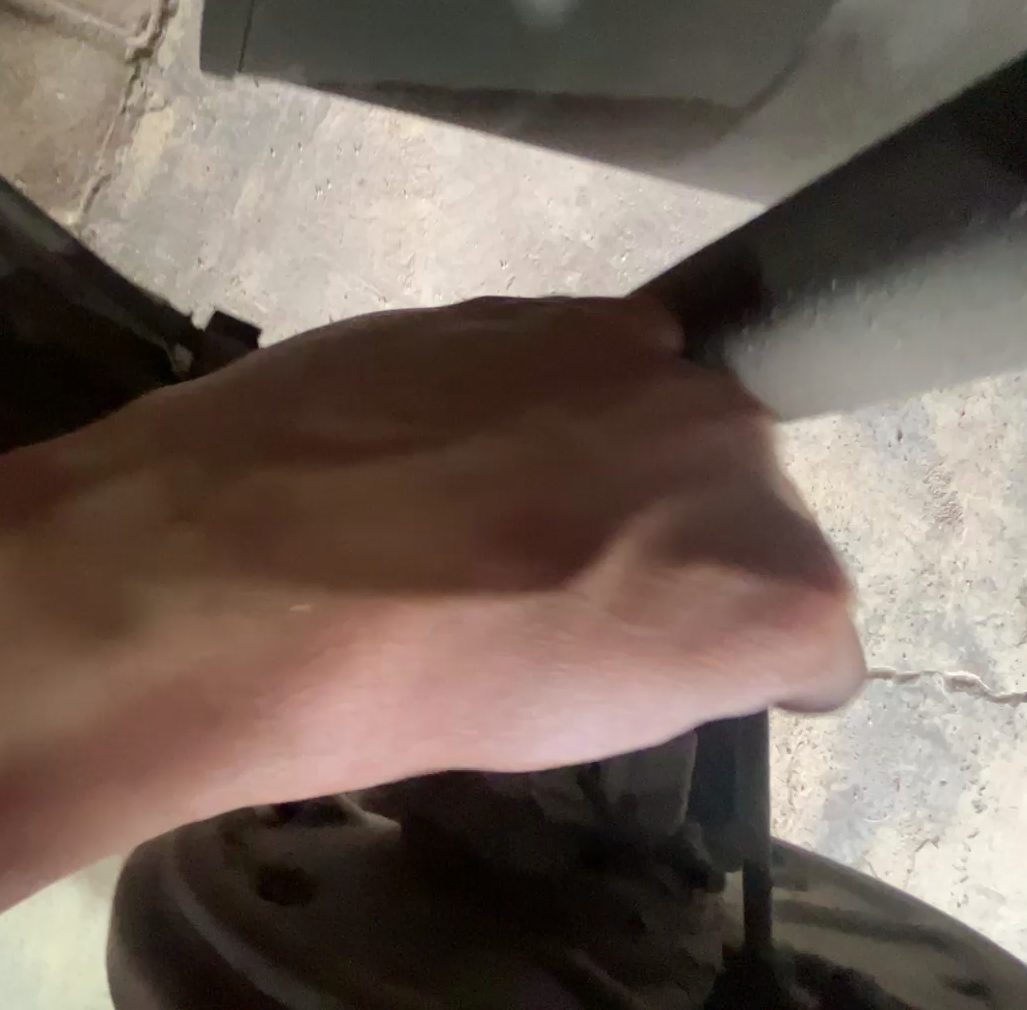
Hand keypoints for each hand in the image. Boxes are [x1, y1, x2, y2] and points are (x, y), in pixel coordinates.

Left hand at [0, 295, 864, 815]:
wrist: (231, 566)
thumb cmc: (400, 690)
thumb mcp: (555, 723)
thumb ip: (634, 652)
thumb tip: (622, 613)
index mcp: (770, 584)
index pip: (794, 623)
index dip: (718, 644)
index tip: (650, 653)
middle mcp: (719, 436)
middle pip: (730, 487)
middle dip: (660, 533)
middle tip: (549, 574)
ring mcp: (601, 348)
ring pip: (635, 408)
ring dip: (583, 453)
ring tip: (469, 507)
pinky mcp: (490, 304)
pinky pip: (538, 364)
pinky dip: (506, 405)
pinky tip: (420, 448)